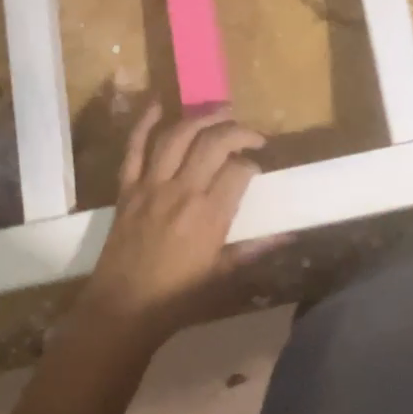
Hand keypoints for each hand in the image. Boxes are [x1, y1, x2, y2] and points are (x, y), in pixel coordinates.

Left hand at [81, 104, 275, 340]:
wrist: (123, 309)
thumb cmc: (178, 297)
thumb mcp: (223, 274)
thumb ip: (255, 249)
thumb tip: (289, 235)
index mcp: (209, 216)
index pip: (239, 171)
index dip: (252, 164)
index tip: (256, 170)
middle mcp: (182, 192)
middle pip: (213, 143)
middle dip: (237, 131)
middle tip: (251, 134)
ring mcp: (151, 186)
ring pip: (177, 136)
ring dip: (201, 117)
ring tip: (221, 112)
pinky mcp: (127, 188)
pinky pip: (134, 147)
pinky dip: (145, 122)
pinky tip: (160, 104)